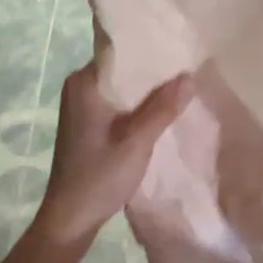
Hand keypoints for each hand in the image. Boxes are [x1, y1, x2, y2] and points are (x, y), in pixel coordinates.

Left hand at [31, 63, 193, 247]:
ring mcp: (83, 104)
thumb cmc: (100, 176)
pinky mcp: (89, 121)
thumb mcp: (136, 142)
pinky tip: (164, 108)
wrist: (71, 217)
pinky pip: (119, 102)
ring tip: (184, 84)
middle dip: (154, 70)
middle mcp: (79, 86)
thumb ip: (162, 108)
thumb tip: (189, 75)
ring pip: (123, 86)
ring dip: (149, 89)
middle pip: (124, 68)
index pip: (120, 50)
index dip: (151, 48)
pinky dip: (139, 104)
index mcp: (84, 83)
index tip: (181, 45)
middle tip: (191, 65)